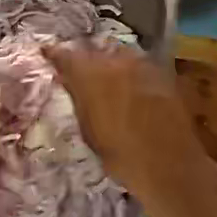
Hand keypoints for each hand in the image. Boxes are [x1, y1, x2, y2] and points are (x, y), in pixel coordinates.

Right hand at [45, 42, 206, 203]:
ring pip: (119, 55)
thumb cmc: (120, 155)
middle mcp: (116, 60)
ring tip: (107, 81)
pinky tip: (131, 89)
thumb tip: (68, 80)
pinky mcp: (162, 73)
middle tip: (81, 73)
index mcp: (91, 73)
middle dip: (87, 60)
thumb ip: (77, 98)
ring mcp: (142, 63)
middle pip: (95, 51)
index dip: (55, 54)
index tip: (47, 54)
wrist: (169, 164)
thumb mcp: (88, 130)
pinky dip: (131, 73)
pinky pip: (139, 65)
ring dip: (110, 64)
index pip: (66, 55)